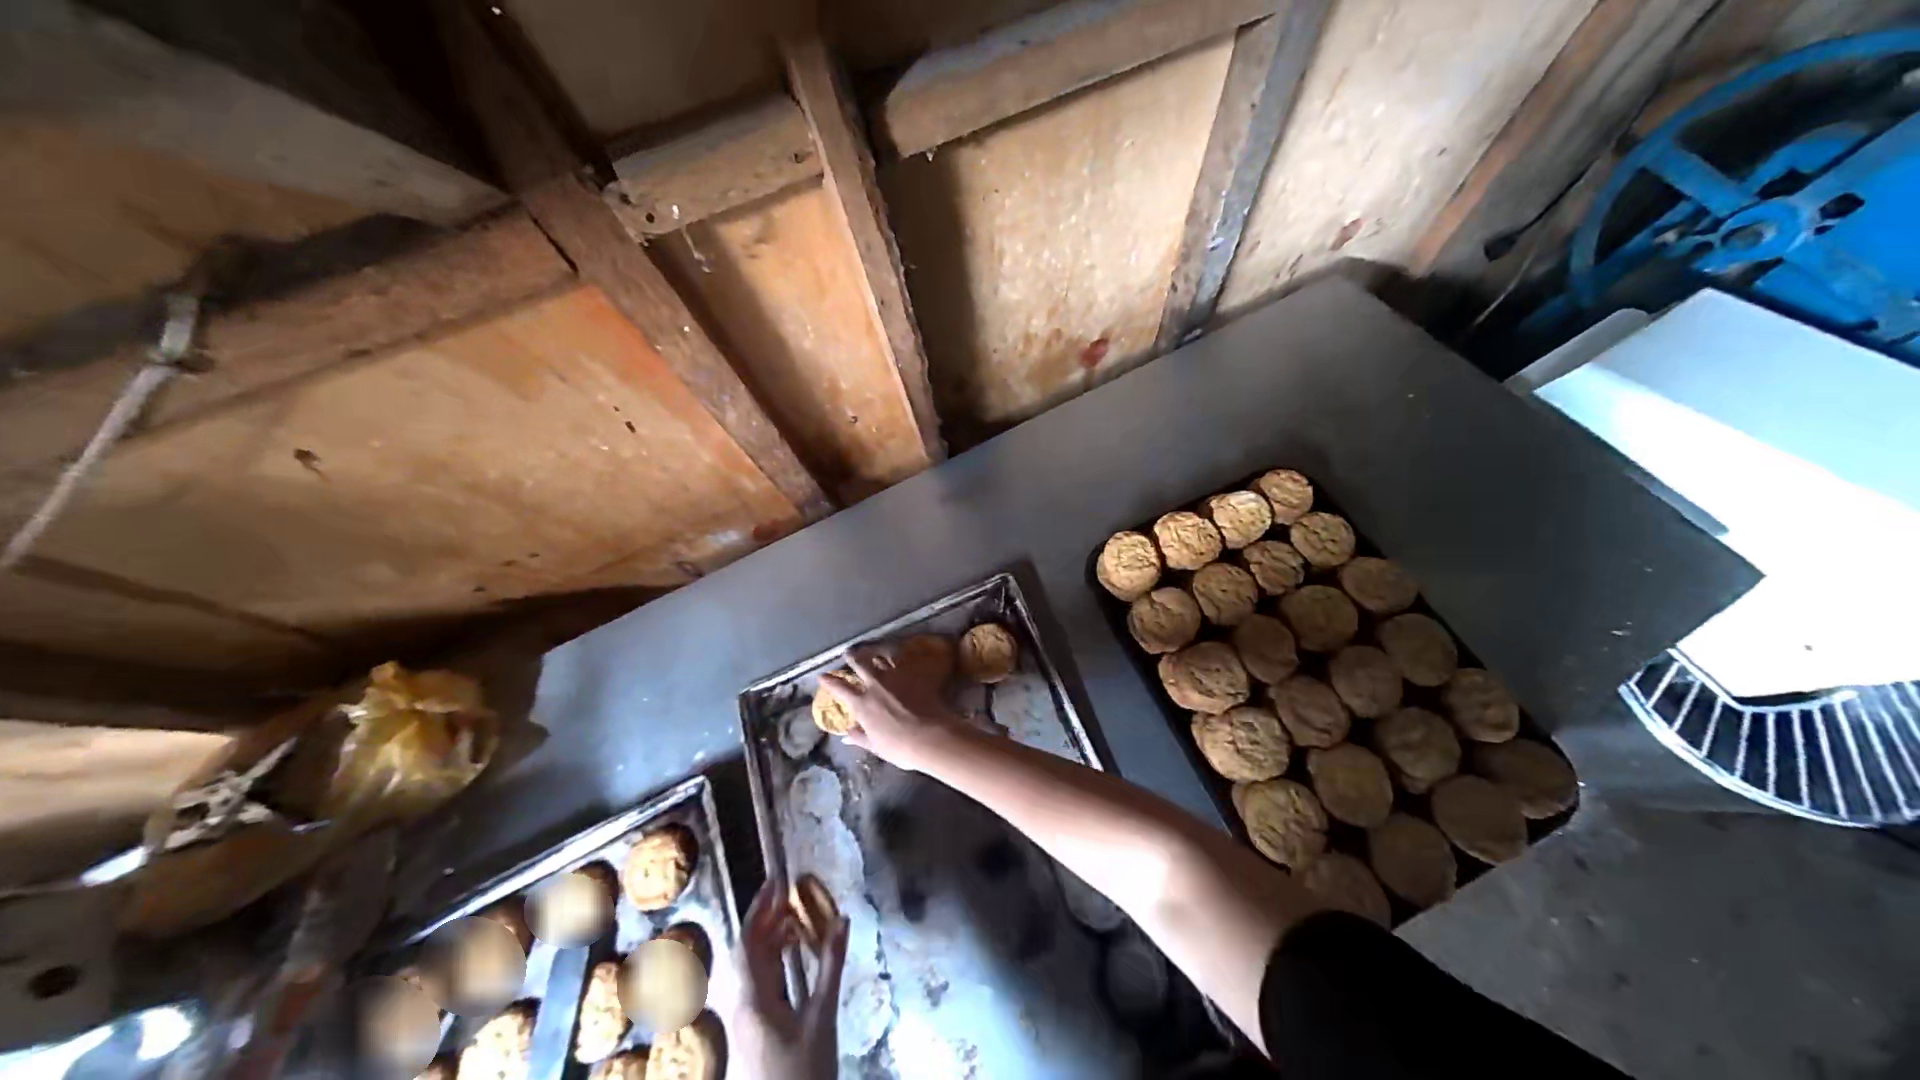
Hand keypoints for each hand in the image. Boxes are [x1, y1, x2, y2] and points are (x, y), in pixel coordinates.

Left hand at [725, 878, 847, 1079]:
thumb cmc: (805, 1072)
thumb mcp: (822, 1018)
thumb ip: (830, 966)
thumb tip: (842, 919)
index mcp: (751, 999)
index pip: (748, 942)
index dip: (761, 908)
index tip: (778, 880)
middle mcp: (740, 1005)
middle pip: (746, 951)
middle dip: (765, 918)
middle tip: (788, 891)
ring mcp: (745, 1019)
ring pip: (751, 966)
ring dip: (770, 937)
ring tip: (794, 914)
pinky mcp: (755, 1029)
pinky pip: (758, 981)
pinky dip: (773, 958)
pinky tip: (792, 952)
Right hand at [839, 646, 964, 772]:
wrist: (931, 736)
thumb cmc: (900, 747)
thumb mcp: (876, 747)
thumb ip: (860, 737)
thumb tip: (847, 733)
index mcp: (862, 704)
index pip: (840, 689)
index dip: (829, 681)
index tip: (822, 675)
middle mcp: (876, 685)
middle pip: (861, 664)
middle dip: (853, 657)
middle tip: (848, 652)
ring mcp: (896, 676)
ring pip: (882, 658)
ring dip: (876, 654)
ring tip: (875, 652)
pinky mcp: (914, 674)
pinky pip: (903, 662)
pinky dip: (898, 659)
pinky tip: (900, 658)